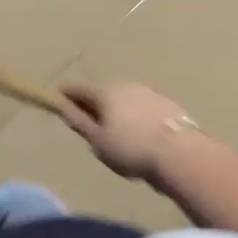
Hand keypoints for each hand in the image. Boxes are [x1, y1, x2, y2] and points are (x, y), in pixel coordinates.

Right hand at [58, 82, 199, 180]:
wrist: (179, 152)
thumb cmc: (131, 149)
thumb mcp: (98, 141)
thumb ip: (79, 122)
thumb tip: (62, 105)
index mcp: (105, 92)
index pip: (79, 89)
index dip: (67, 94)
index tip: (58, 96)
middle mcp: (125, 85)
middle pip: (103, 92)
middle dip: (94, 103)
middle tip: (88, 119)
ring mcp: (148, 92)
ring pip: (124, 98)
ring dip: (116, 109)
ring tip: (116, 129)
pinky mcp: (166, 103)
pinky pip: (141, 106)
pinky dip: (135, 114)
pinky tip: (139, 131)